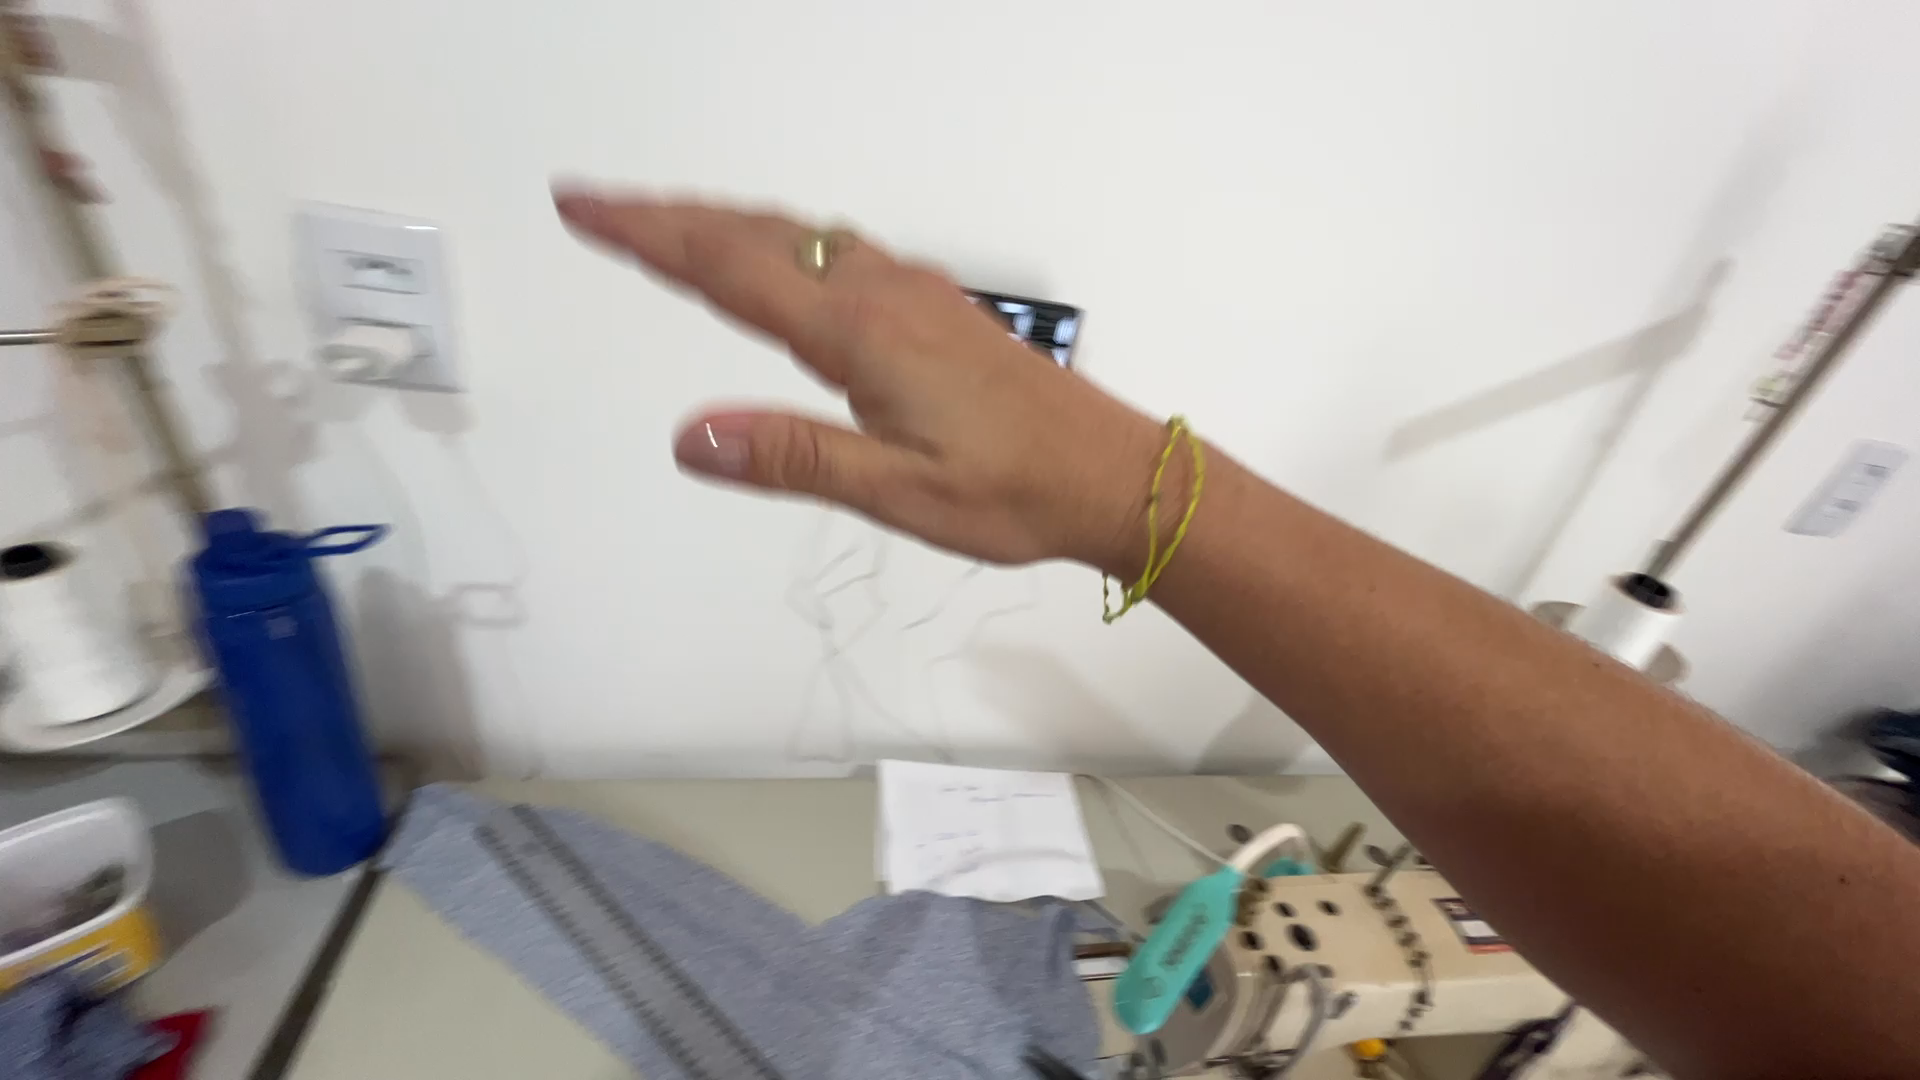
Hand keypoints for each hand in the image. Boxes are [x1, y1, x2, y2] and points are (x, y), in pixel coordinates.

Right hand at [553, 186, 1168, 570]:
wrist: (1111, 475)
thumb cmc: (1012, 492)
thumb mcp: (897, 492)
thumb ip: (795, 460)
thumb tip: (688, 438)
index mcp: (863, 333)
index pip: (731, 269)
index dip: (649, 237)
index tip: (581, 208)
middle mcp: (886, 295)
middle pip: (762, 237)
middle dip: (675, 219)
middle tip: (603, 209)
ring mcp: (919, 297)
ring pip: (807, 240)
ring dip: (732, 227)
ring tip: (676, 230)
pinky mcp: (942, 312)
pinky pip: (847, 256)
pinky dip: (792, 246)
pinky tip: (791, 265)